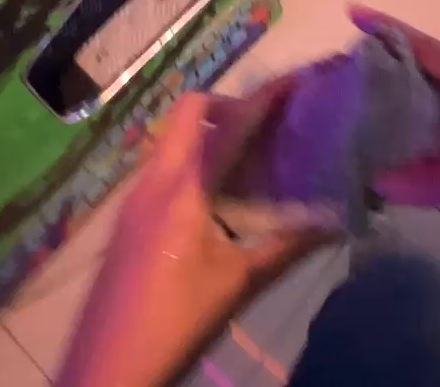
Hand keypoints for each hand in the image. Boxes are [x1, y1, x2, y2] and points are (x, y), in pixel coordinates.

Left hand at [57, 85, 328, 386]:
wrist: (104, 373)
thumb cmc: (175, 323)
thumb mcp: (237, 284)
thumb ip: (286, 247)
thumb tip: (335, 221)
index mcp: (183, 189)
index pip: (228, 124)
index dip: (262, 97)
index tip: (293, 82)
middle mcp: (153, 180)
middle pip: (188, 112)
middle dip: (229, 105)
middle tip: (266, 122)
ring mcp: (133, 197)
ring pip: (172, 137)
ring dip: (209, 130)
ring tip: (247, 151)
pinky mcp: (126, 217)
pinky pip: (163, 164)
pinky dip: (192, 157)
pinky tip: (215, 192)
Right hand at [353, 5, 439, 370]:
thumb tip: (378, 177)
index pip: (435, 52)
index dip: (394, 32)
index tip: (355, 13)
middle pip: (437, 66)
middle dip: (394, 60)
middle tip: (346, 65)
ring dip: (412, 93)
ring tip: (367, 100)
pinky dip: (434, 122)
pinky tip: (412, 140)